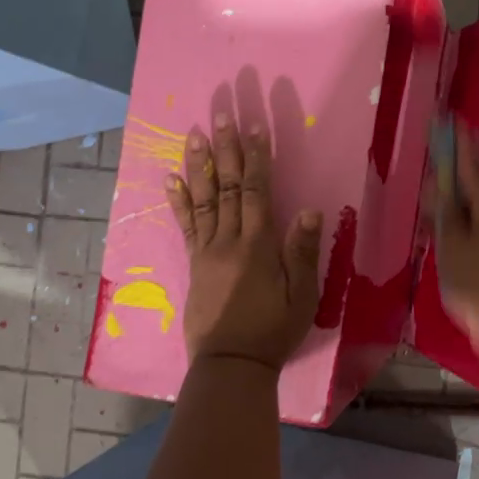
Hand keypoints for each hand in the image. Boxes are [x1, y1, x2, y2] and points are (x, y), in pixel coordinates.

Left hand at [165, 113, 321, 369]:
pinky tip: (172, 179)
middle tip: (220, 115)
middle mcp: (229, 240)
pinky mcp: (194, 264)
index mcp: (258, 246)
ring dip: (199, 165)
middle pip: (226, 187)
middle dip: (226, 149)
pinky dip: (178, 201)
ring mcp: (207, 251)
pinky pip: (185, 226)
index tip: (254, 127)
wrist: (231, 363)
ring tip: (194, 134)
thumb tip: (307, 209)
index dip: (256, 158)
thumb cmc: (273, 331)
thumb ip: (302, 252)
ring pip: (203, 199)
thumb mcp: (302, 296)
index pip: (256, 192)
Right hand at [431, 121, 478, 361]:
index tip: (452, 121)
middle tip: (433, 184)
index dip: (460, 145)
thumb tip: (441, 186)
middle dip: (458, 175)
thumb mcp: (452, 247)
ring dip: (458, 200)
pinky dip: (463, 221)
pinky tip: (445, 235)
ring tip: (433, 210)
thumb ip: (444, 213)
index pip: (473, 166)